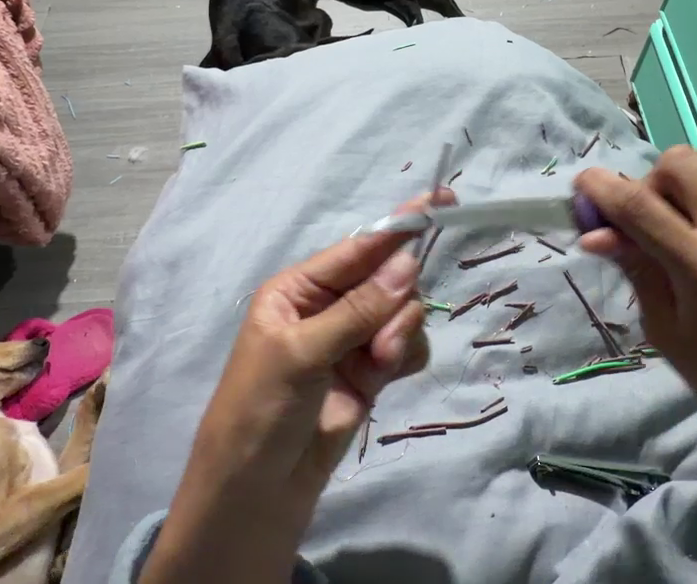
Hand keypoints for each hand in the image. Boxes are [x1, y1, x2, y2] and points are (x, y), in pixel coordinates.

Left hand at [140, 191, 448, 583]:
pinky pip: (407, 347)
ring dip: (399, 335)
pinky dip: (404, 357)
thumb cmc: (261, 410)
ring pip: (402, 314)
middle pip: (387, 279)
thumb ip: (358, 310)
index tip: (440, 201)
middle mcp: (328, 306)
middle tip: (384, 342)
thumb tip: (408, 264)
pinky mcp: (370, 373)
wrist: (256, 495)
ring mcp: (351, 340)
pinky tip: (382, 379)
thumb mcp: (302, 354)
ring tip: (378, 367)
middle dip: (395, 303)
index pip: (357, 248)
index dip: (398, 226)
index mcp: (299, 288)